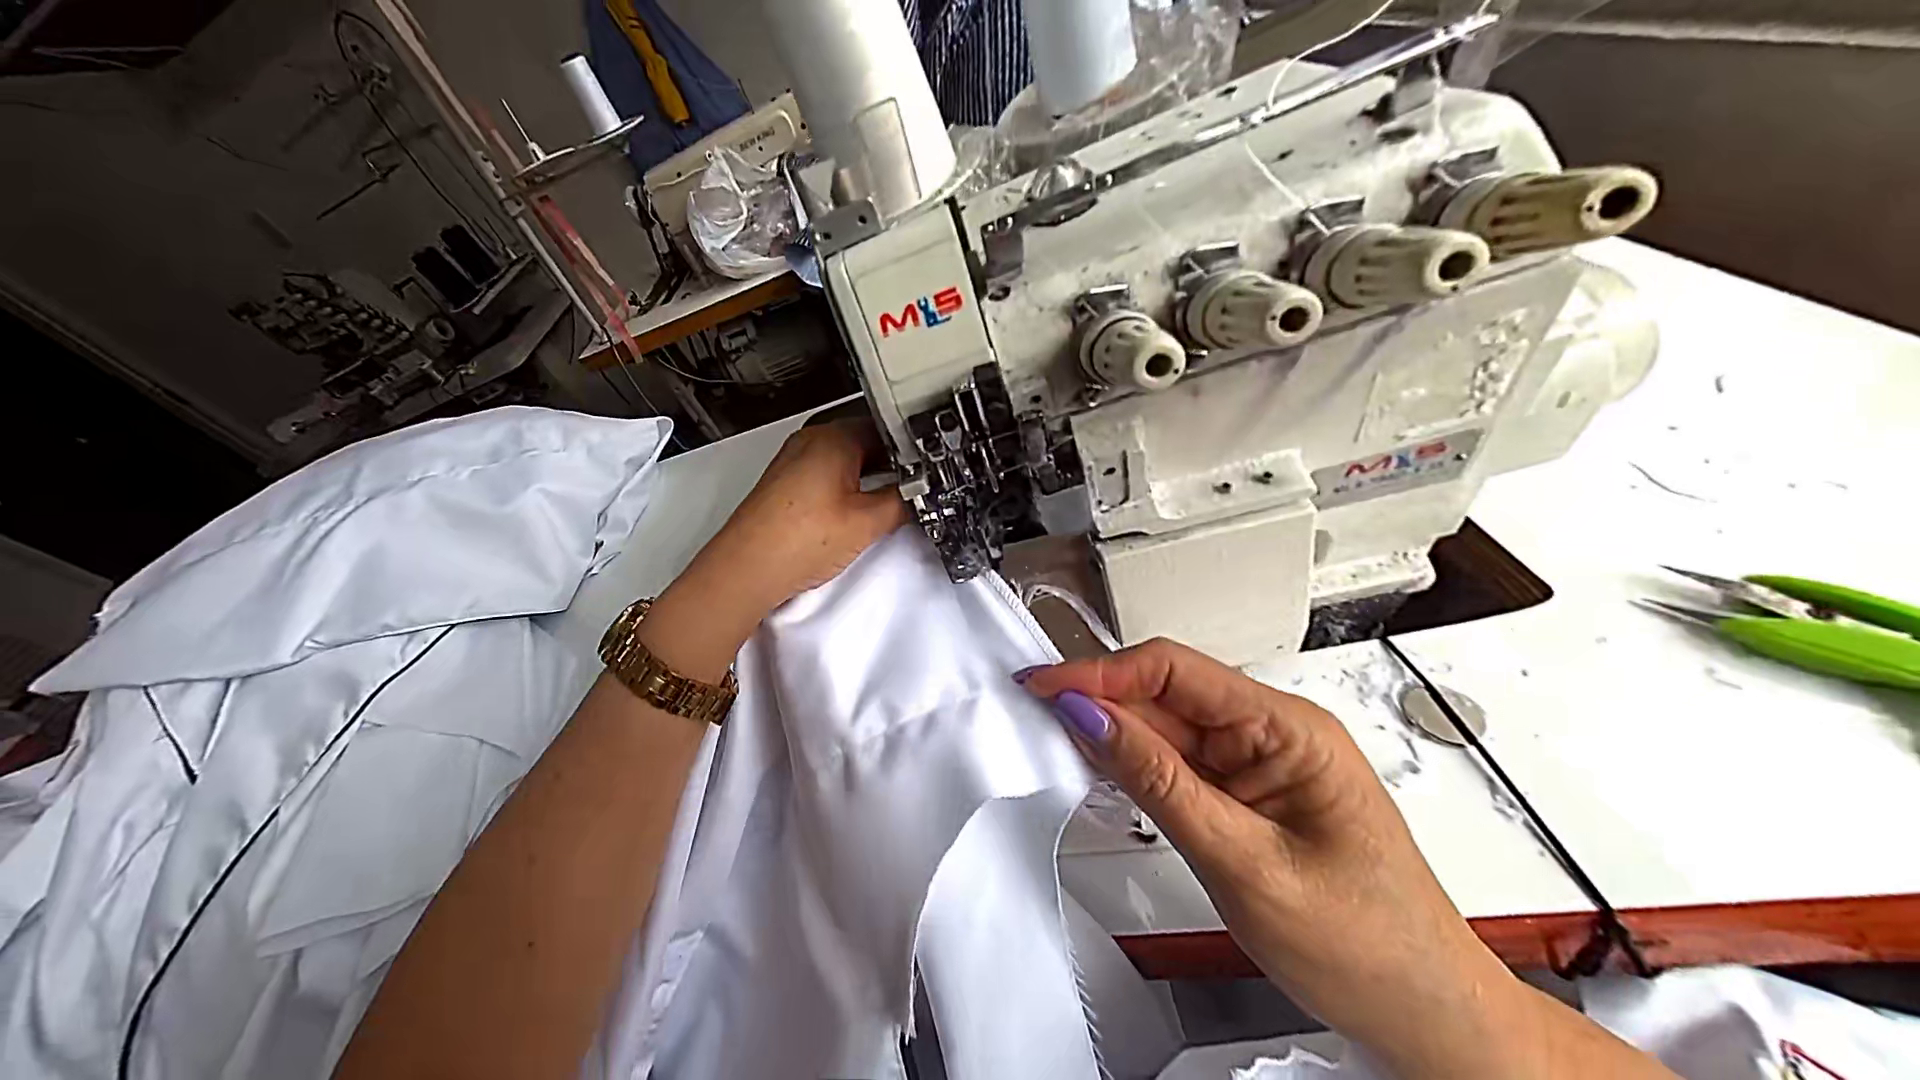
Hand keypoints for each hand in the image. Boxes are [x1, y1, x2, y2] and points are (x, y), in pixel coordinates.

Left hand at [641, 420, 905, 680]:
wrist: (747, 570)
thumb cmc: (792, 542)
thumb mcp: (867, 523)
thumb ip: (902, 502)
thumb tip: (917, 496)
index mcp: (832, 438)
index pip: (887, 427)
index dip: (912, 448)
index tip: (928, 467)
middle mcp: (810, 442)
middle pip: (866, 442)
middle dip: (892, 465)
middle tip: (913, 489)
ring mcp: (796, 462)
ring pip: (847, 460)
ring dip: (869, 478)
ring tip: (885, 506)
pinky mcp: (788, 484)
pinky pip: (828, 475)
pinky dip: (848, 489)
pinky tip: (855, 514)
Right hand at [1019, 640, 1535, 1076]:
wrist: (1427, 1013)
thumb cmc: (1373, 946)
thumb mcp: (1246, 864)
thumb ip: (1160, 784)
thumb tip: (1095, 720)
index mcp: (1290, 730)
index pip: (1174, 669)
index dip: (1101, 672)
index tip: (1049, 685)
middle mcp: (1273, 733)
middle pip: (1164, 692)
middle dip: (1099, 701)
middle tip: (1040, 714)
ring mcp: (1258, 761)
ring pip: (1165, 725)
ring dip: (1113, 732)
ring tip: (1062, 743)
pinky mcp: (1245, 789)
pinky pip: (1176, 760)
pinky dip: (1134, 764)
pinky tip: (1106, 769)